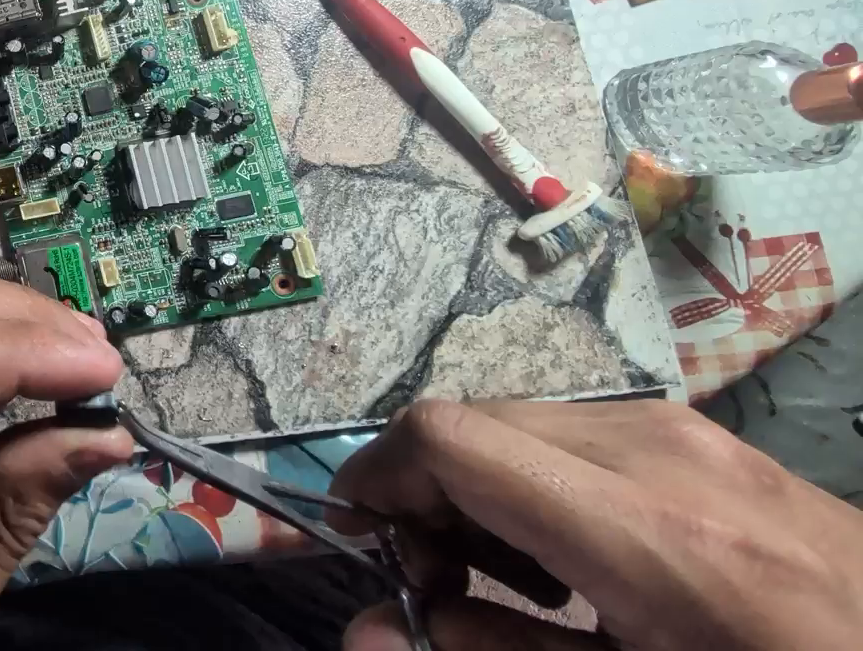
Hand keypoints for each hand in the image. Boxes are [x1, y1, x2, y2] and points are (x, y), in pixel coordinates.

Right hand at [331, 398, 862, 649]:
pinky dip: (516, 475)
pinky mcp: (689, 426)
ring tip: (507, 571)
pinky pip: (552, 427)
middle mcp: (656, 450)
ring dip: (465, 486)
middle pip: (462, 425)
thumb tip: (359, 636)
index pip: (449, 441)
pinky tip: (564, 546)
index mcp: (656, 537)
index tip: (363, 537)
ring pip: (498, 419)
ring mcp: (678, 427)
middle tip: (436, 577)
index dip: (377, 476)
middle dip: (418, 493)